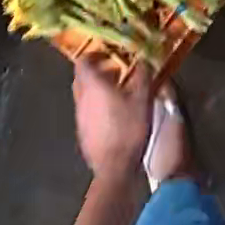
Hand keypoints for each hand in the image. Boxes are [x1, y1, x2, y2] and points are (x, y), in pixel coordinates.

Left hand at [72, 57, 153, 179]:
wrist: (114, 169)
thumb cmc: (128, 128)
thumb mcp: (142, 98)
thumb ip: (143, 74)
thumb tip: (145, 58)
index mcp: (92, 84)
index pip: (83, 60)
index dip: (94, 54)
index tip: (108, 54)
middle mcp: (81, 98)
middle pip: (81, 77)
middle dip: (95, 71)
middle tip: (114, 71)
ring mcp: (79, 117)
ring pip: (84, 95)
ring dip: (96, 90)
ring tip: (116, 93)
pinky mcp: (82, 134)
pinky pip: (86, 112)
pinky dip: (96, 108)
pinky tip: (112, 116)